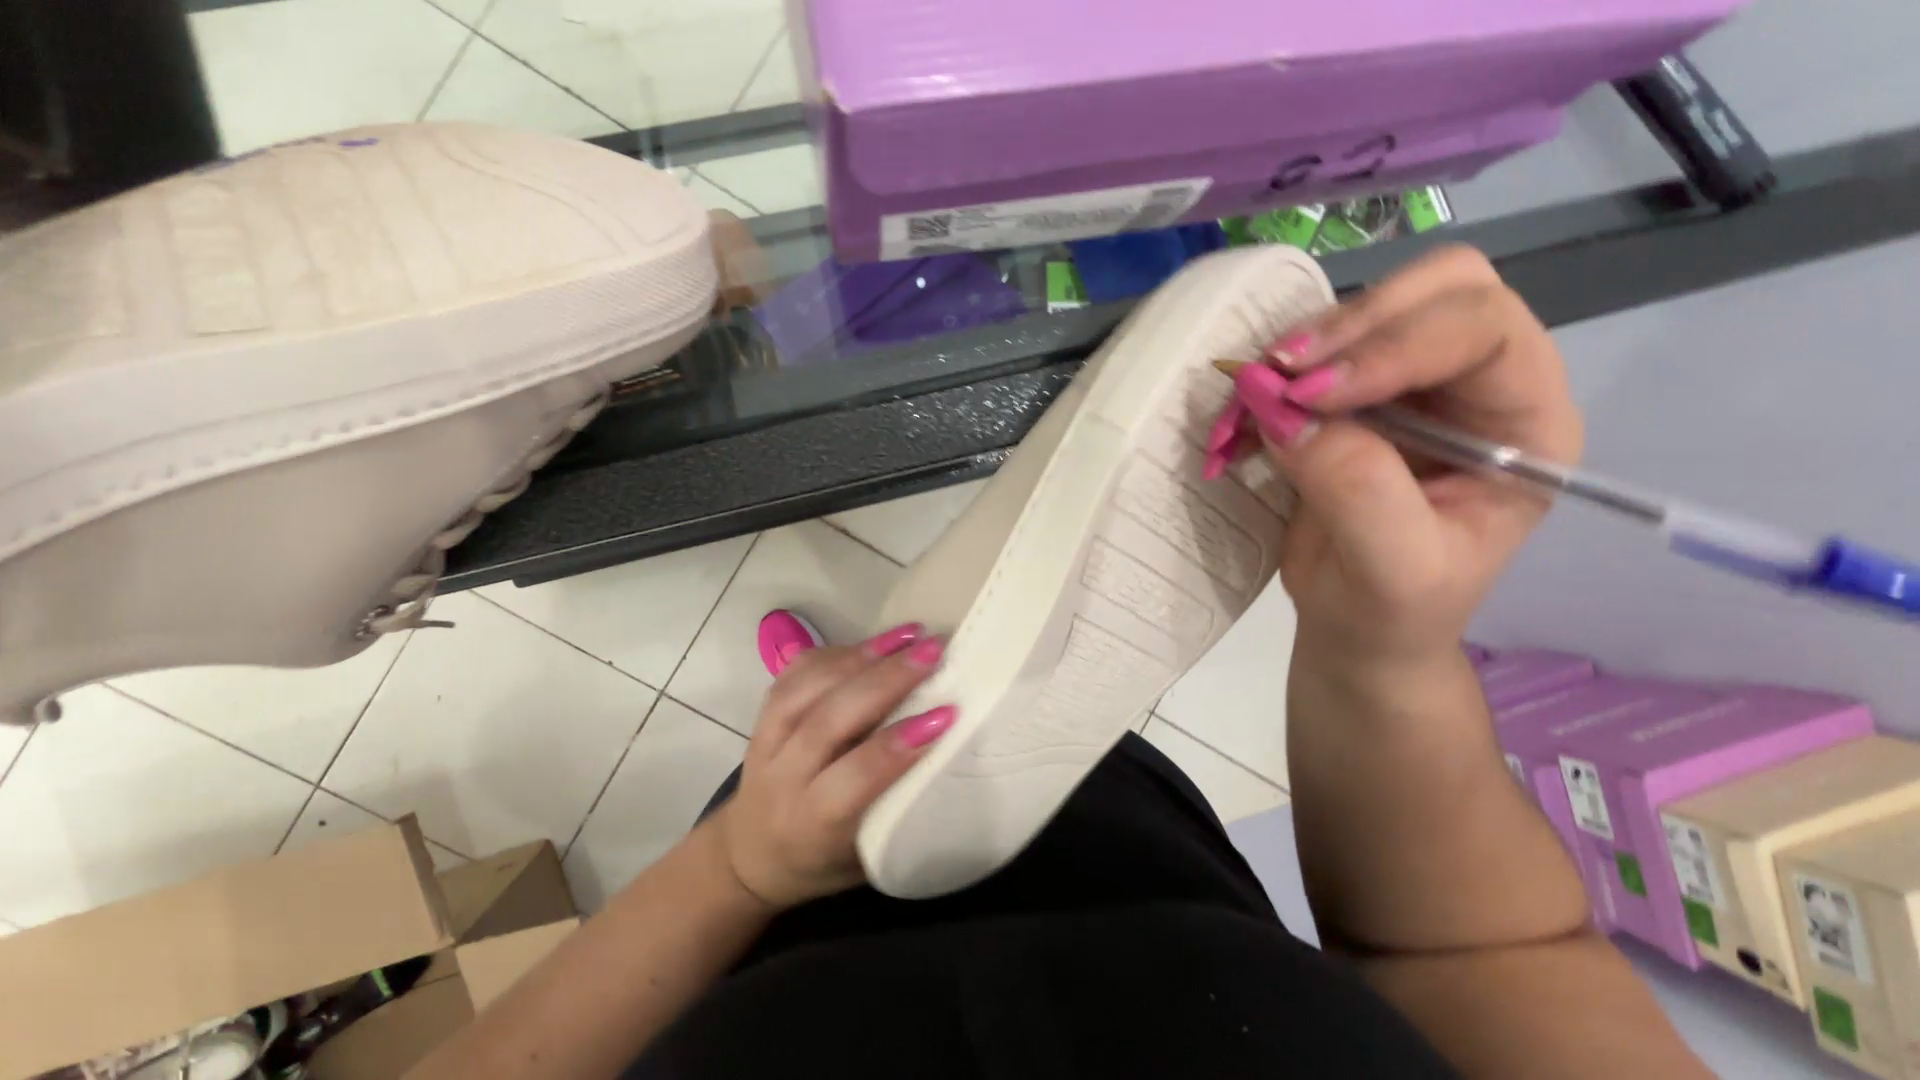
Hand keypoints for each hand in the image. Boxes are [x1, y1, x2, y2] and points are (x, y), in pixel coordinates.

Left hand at [708, 626, 954, 908]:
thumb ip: (898, 813)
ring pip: (807, 688)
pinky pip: (793, 675)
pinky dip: (834, 653)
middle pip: (829, 718)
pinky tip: (872, 642)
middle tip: (933, 653)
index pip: (855, 775)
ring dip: (861, 655)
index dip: (899, 744)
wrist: (747, 857)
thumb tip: (953, 762)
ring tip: (908, 635)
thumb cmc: (820, 864)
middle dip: (885, 681)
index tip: (946, 714)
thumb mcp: (865, 860)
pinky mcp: (761, 718)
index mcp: (812, 822)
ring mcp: (766, 743)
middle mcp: (784, 778)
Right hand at [1227, 246, 1582, 672]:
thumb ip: (1355, 486)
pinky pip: (1320, 346)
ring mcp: (1418, 382)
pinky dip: (1275, 369)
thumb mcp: (1393, 568)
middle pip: (1441, 288)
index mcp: (1525, 423)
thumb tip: (1284, 408)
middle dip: (1355, 322)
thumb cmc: (1395, 612)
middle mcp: (1481, 385)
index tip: (1311, 395)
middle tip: (1281, 371)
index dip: (1395, 345)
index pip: (1483, 331)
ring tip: (1253, 394)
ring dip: (1305, 344)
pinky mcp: (1358, 393)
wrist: (1358, 630)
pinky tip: (1246, 410)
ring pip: (1373, 306)